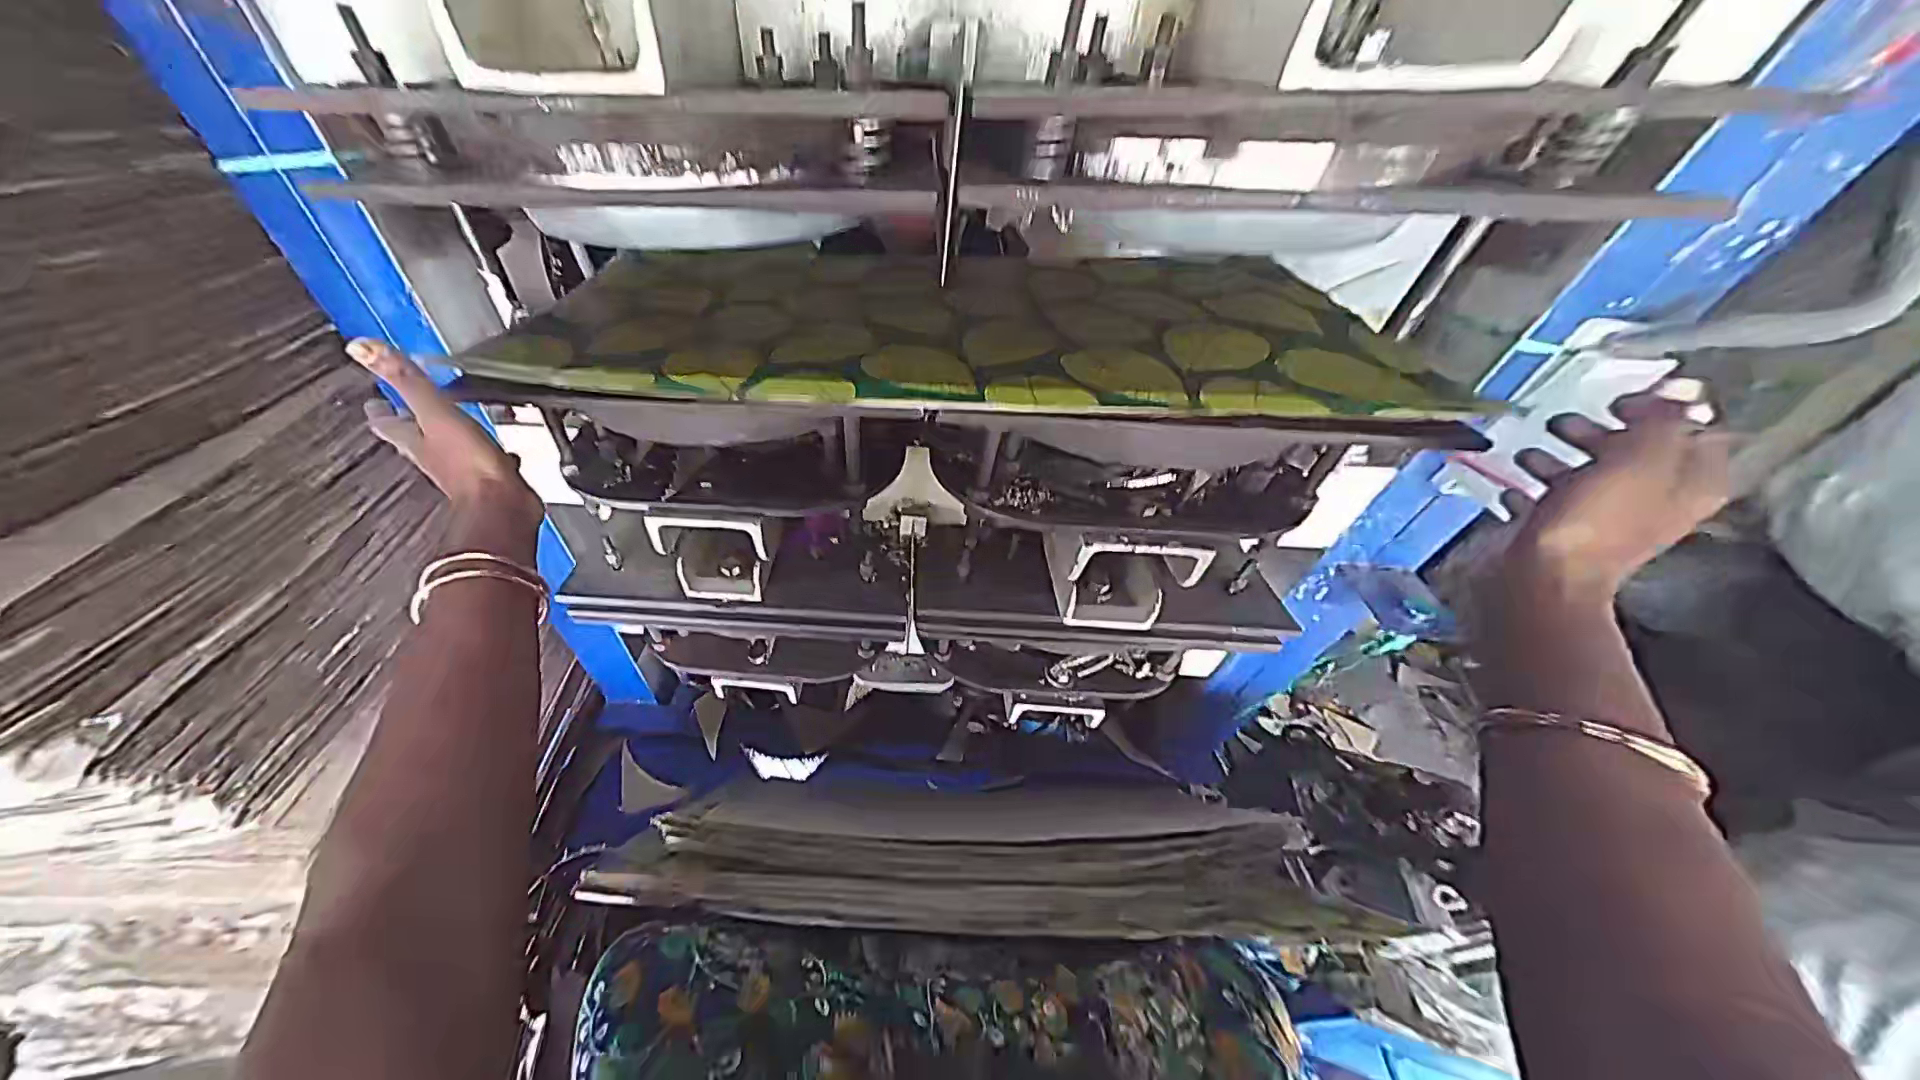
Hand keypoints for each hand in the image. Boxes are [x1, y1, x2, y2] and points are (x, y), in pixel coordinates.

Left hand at [347, 339, 542, 525]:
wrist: (503, 505)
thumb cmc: (469, 463)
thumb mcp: (435, 412)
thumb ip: (406, 381)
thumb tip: (361, 346)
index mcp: (414, 439)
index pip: (386, 421)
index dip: (379, 410)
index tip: (374, 400)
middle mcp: (433, 456)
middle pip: (414, 436)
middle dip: (411, 423)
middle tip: (410, 411)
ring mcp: (462, 470)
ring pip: (448, 448)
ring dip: (449, 437)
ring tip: (455, 426)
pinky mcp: (491, 479)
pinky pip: (485, 461)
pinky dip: (488, 453)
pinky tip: (499, 451)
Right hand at [1503, 389, 1730, 598]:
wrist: (1543, 578)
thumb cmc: (1596, 518)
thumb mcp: (1641, 458)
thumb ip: (1662, 420)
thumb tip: (1679, 389)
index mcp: (1689, 484)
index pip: (1689, 432)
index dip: (1659, 410)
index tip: (1618, 399)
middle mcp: (1651, 502)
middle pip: (1629, 455)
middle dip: (1598, 433)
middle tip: (1564, 420)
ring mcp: (1599, 521)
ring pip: (1581, 478)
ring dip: (1556, 459)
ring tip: (1527, 449)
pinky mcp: (1554, 534)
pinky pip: (1542, 503)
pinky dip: (1528, 490)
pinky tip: (1510, 484)